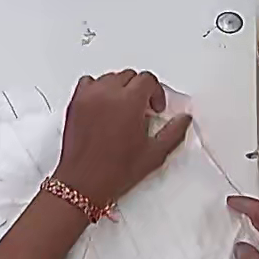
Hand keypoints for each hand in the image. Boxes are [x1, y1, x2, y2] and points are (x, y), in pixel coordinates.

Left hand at [52, 70, 190, 208]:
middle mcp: (108, 94)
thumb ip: (174, 132)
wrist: (84, 183)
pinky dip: (97, 89)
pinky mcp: (75, 103)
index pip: (148, 79)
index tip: (156, 107)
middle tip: (143, 110)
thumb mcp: (155, 154)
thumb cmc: (114, 170)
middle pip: (130, 76)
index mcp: (130, 101)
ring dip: (120, 89)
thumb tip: (183, 119)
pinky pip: (88, 83)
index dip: (156, 92)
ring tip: (124, 109)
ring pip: (110, 78)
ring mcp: (89, 97)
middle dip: (140, 90)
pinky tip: (103, 105)